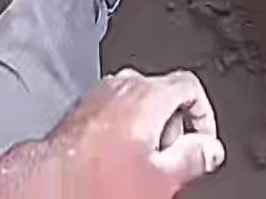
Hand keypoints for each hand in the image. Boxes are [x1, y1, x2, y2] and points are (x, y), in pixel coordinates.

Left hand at [43, 69, 224, 196]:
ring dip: (152, 128)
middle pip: (166, 92)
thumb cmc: (101, 180)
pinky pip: (120, 106)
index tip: (203, 144)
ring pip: (142, 100)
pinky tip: (121, 157)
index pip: (190, 85)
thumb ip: (193, 157)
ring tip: (144, 164)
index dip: (204, 116)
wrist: (55, 182)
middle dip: (176, 126)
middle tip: (171, 161)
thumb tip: (210, 148)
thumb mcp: (161, 178)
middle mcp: (124, 83)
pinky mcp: (88, 103)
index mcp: (147, 93)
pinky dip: (129, 126)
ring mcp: (104, 90)